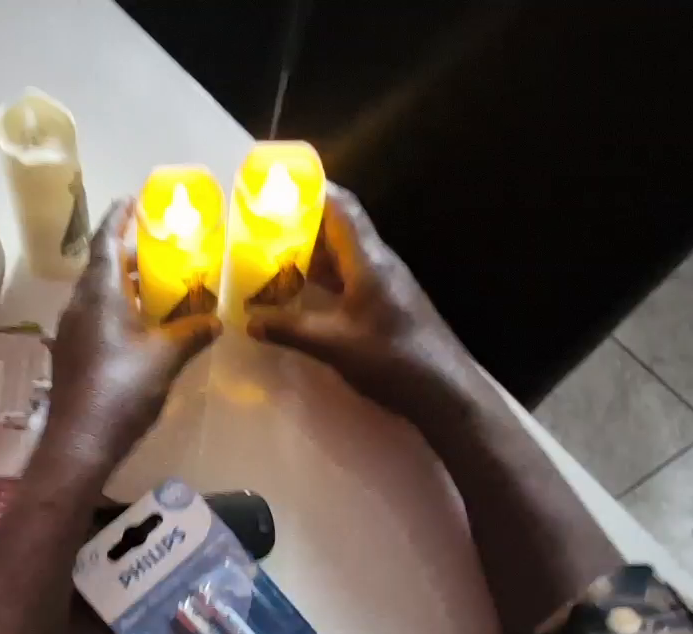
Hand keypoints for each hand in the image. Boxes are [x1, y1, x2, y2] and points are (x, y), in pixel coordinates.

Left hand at [45, 198, 221, 465]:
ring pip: (94, 296)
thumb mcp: (165, 358)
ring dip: (119, 285)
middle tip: (154, 247)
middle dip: (125, 253)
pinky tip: (134, 327)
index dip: (119, 217)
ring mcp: (69, 333)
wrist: (80, 442)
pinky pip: (92, 319)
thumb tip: (218, 320)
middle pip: (99, 267)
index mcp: (98, 294)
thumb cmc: (121, 390)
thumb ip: (191, 333)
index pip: (106, 241)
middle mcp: (77, 306)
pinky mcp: (69, 357)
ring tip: (149, 284)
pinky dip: (113, 311)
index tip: (134, 199)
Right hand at [245, 185, 483, 420]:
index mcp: (368, 261)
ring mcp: (383, 283)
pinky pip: (347, 277)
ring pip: (342, 254)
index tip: (280, 186)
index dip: (313, 190)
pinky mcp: (384, 303)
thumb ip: (290, 330)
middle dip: (302, 222)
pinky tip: (300, 290)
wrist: (442, 388)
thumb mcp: (333, 345)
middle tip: (263, 225)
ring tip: (272, 255)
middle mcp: (378, 263)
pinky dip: (321, 277)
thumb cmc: (391, 358)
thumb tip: (250, 321)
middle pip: (339, 228)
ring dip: (310, 252)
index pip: (341, 209)